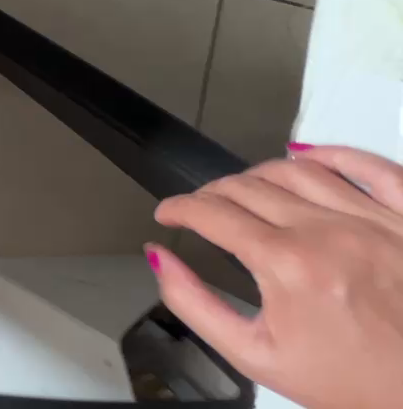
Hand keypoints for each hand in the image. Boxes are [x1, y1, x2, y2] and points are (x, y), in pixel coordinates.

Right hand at [148, 145, 402, 408]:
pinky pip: (373, 169)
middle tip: (205, 210)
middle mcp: (334, 235)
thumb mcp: (258, 358)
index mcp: (289, 264)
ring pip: (294, 170)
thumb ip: (192, 304)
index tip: (171, 215)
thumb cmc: (368, 389)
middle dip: (209, 195)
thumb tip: (160, 257)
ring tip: (249, 193)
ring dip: (257, 176)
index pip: (206, 210)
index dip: (176, 209)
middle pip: (243, 186)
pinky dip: (335, 155)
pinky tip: (310, 159)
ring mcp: (382, 226)